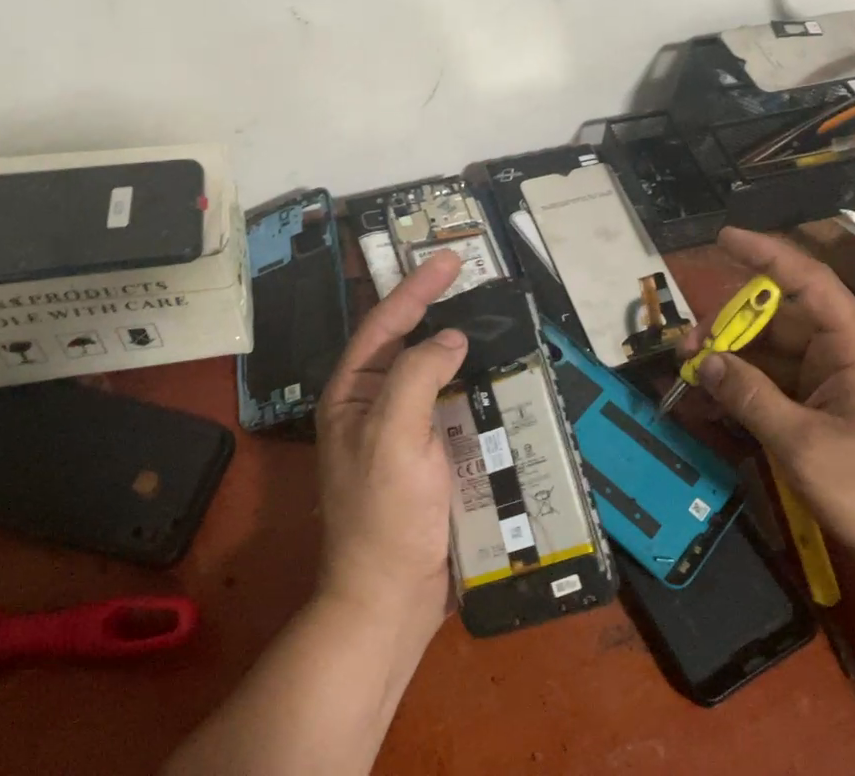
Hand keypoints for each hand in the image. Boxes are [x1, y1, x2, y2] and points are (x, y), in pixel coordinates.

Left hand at [314, 252, 467, 632]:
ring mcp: (402, 435)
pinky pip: (455, 413)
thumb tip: (449, 338)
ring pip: (435, 379)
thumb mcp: (392, 436)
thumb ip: (416, 377)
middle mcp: (373, 408)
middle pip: (409, 346)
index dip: (416, 289)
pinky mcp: (430, 460)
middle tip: (477, 284)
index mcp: (352, 395)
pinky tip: (502, 384)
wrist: (390, 596)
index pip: (384, 325)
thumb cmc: (383, 514)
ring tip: (496, 327)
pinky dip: (477, 394)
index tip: (449, 258)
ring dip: (463, 354)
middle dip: (438, 313)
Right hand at [687, 227, 854, 578]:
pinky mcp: (828, 414)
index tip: (723, 239)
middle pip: (780, 321)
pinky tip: (712, 401)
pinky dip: (747, 391)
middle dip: (730, 326)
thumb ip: (749, 396)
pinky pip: (780, 389)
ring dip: (732, 362)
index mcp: (854, 348)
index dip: (766, 255)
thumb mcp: (802, 444)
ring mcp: (836, 387)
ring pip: (774, 356)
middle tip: (684, 346)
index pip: (808, 282)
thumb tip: (703, 361)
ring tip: (688, 374)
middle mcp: (844, 357)